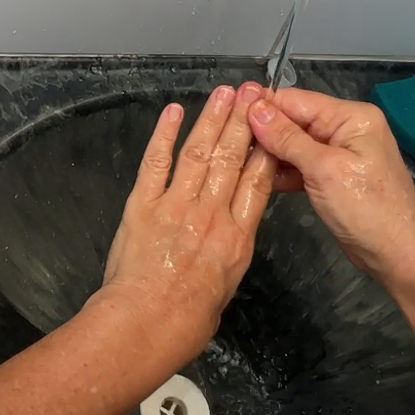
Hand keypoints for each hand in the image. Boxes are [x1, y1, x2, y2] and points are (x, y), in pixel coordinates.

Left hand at [93, 84, 279, 373]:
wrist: (147, 322)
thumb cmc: (189, 320)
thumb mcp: (227, 285)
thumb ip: (230, 250)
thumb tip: (229, 232)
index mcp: (238, 238)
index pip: (258, 182)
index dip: (265, 148)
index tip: (270, 123)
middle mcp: (211, 214)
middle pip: (231, 158)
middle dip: (242, 122)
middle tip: (251, 92)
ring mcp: (176, 205)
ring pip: (198, 153)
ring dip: (211, 119)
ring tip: (224, 93)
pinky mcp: (143, 203)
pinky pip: (156, 162)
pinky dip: (164, 134)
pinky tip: (174, 112)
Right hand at [246, 88, 414, 287]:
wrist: (400, 258)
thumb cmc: (367, 210)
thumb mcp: (324, 170)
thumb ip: (286, 137)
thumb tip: (253, 107)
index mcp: (350, 117)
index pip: (295, 99)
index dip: (261, 106)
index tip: (227, 115)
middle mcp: (344, 128)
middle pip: (292, 120)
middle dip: (263, 131)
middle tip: (229, 143)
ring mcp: (338, 153)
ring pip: (291, 143)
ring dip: (269, 153)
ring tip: (238, 160)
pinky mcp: (331, 175)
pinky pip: (298, 163)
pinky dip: (281, 170)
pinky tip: (259, 177)